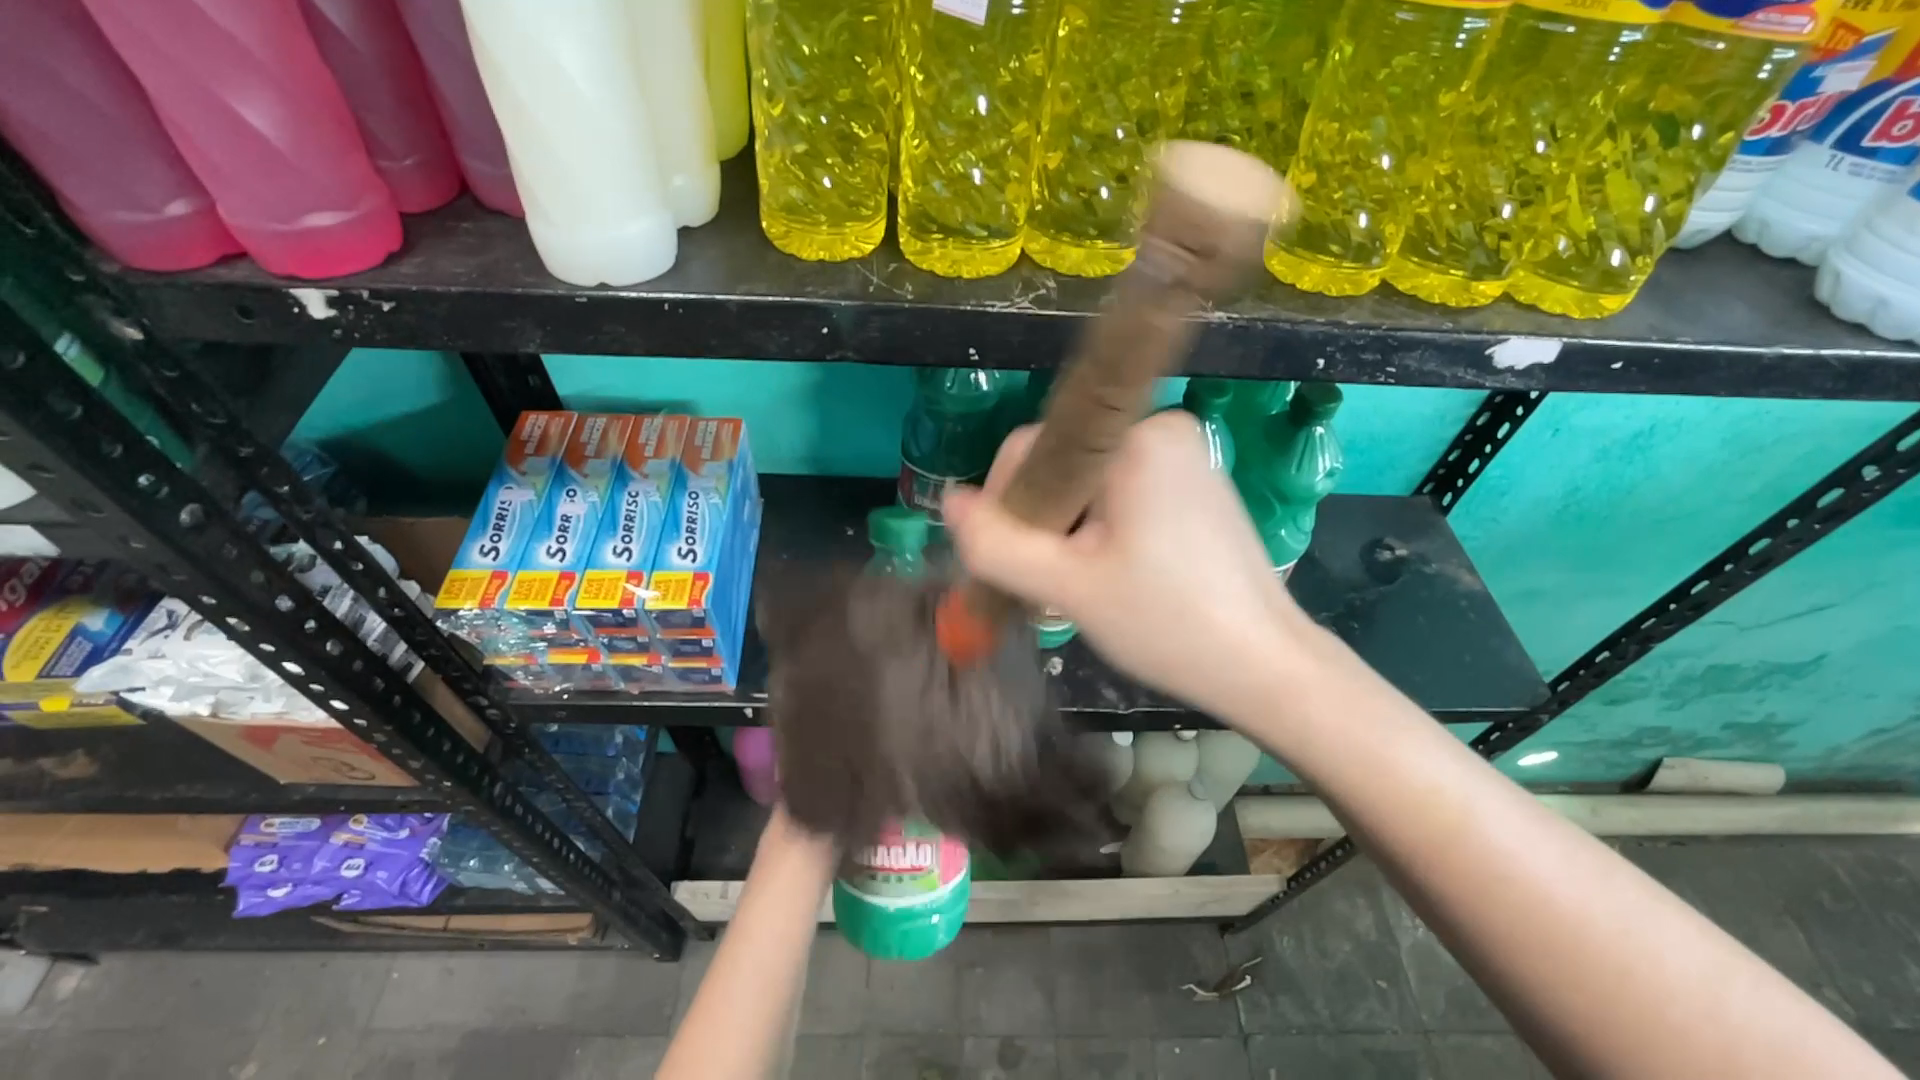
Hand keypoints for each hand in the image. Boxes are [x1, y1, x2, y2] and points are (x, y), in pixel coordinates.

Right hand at [943, 409, 1312, 719]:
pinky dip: (1104, 531)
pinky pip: (1123, 495)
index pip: (1030, 450)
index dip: (1007, 507)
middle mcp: (1163, 429)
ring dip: (1070, 533)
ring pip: (1089, 487)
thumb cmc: (1167, 622)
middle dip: (1043, 525)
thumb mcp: (1067, 587)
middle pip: (1061, 469)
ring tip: (1082, 588)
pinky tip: (1113, 577)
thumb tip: (948, 502)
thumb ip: (995, 544)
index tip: (1013, 565)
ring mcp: (1186, 457)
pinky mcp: (1199, 486)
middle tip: (1050, 587)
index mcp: (1134, 437)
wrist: (1266, 666)